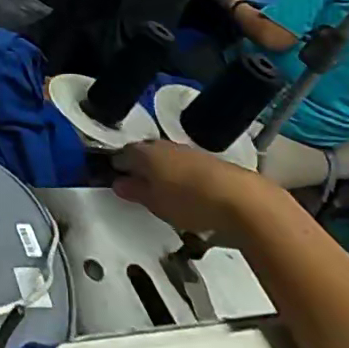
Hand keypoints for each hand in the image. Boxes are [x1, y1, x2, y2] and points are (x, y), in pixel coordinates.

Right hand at [111, 140, 287, 241]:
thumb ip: (135, 190)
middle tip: (130, 183)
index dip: (116, 164)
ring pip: (164, 157)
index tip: (111, 176)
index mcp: (148, 152)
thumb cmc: (189, 201)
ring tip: (152, 190)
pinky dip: (173, 175)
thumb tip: (119, 182)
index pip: (125, 153)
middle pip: (145, 152)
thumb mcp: (155, 202)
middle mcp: (166, 146)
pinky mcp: (205, 163)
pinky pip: (180, 165)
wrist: (237, 198)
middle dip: (137, 165)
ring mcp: (188, 152)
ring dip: (156, 170)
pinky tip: (176, 191)